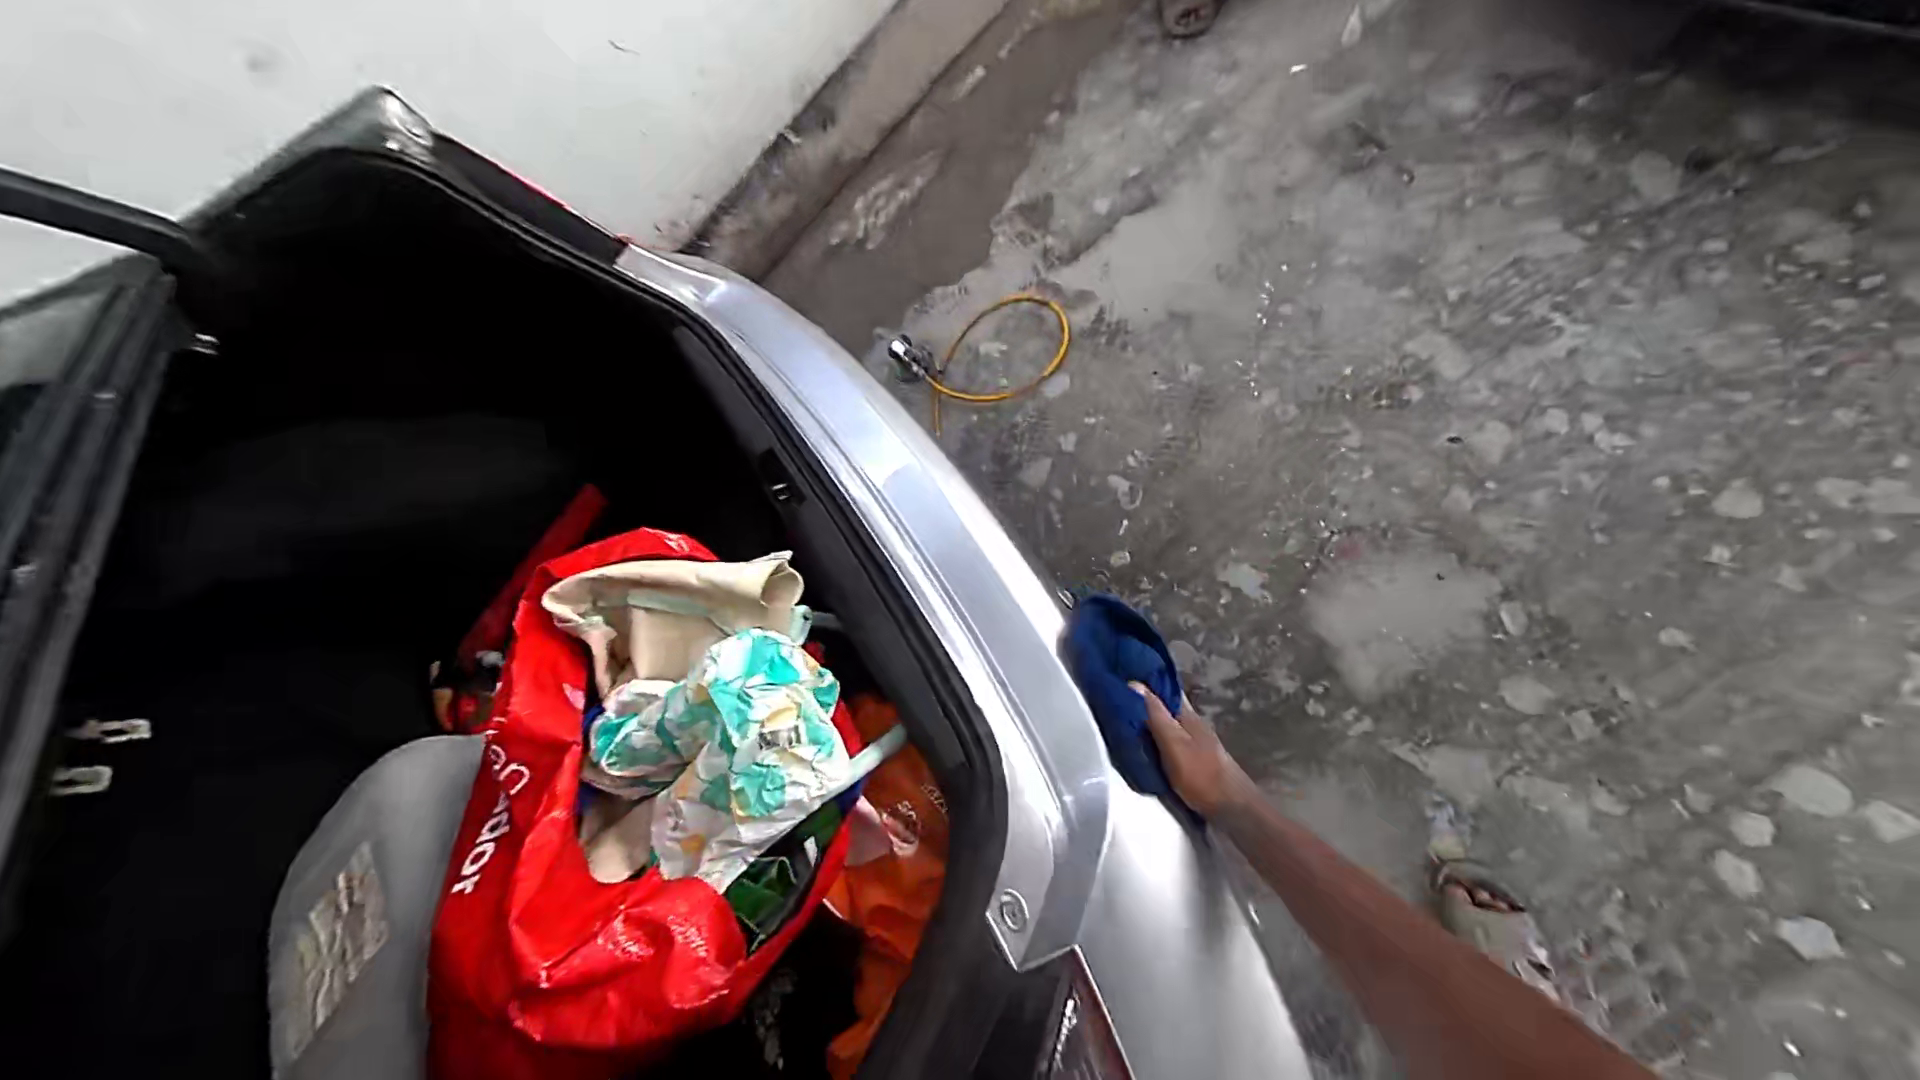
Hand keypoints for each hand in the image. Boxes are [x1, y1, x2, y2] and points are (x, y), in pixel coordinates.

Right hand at [1133, 683, 1255, 817]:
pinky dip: (1154, 734)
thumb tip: (1135, 683)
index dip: (1145, 679)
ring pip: (1167, 721)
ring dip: (1148, 717)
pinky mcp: (1193, 756)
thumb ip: (1155, 714)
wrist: (1232, 808)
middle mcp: (1191, 721)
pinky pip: (1168, 737)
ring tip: (1123, 716)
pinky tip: (1143, 740)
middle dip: (1144, 699)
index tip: (1122, 674)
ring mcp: (1194, 739)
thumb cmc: (1200, 773)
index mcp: (1186, 713)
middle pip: (1165, 704)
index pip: (1164, 687)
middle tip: (1116, 696)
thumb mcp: (1172, 742)